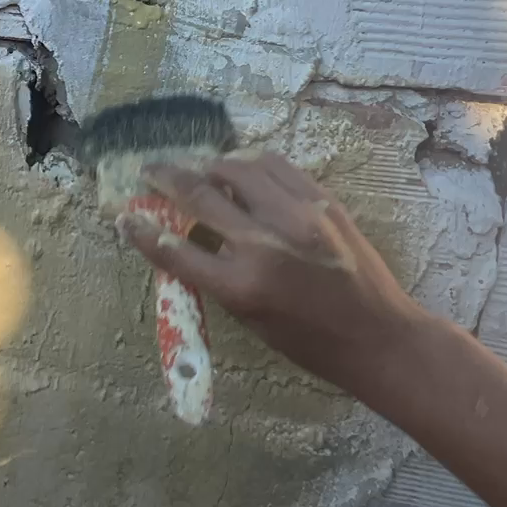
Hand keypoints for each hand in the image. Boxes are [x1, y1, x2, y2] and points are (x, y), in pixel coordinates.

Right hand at [115, 150, 428, 384]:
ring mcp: (297, 217)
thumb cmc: (309, 342)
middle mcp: (265, 244)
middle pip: (199, 194)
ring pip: (237, 167)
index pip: (175, 249)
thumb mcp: (249, 320)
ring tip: (201, 171)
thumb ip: (213, 276)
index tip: (124, 215)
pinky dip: (250, 163)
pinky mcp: (322, 202)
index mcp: (242, 286)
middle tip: (149, 170)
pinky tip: (242, 170)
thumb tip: (180, 239)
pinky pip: (275, 165)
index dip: (142, 232)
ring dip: (210, 166)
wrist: (382, 337)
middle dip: (165, 177)